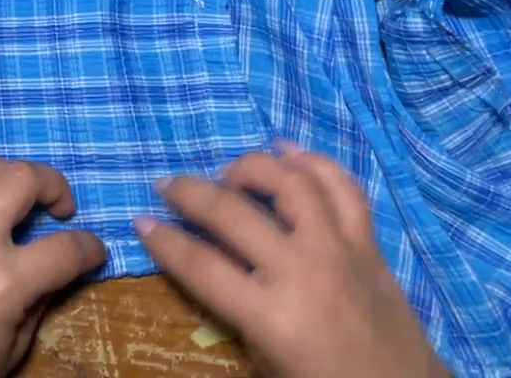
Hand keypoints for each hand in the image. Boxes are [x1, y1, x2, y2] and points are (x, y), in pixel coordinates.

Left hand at [0, 146, 107, 377]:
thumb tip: (57, 266)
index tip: (93, 250)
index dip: (89, 248)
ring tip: (7, 192)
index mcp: (5, 281)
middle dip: (54, 185)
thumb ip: (39, 298)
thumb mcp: (15, 346)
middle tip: (58, 207)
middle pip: (23, 179)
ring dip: (0, 169)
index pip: (66, 248)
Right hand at [136, 144, 447, 377]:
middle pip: (233, 213)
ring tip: (230, 175)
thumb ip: (235, 315)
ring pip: (289, 182)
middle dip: (190, 192)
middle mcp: (303, 272)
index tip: (140, 220)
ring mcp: (340, 251)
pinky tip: (288, 153)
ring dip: (250, 167)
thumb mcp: (268, 367)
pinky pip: (343, 187)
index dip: (164, 241)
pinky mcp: (370, 245)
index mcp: (274, 317)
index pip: (202, 265)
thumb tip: (206, 265)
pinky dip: (313, 162)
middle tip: (168, 184)